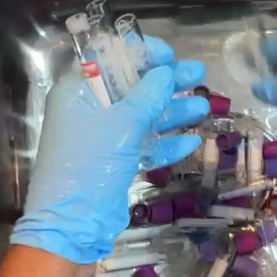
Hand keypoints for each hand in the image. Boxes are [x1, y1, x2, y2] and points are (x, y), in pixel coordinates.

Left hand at [12, 39, 208, 263]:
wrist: (73, 224)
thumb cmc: (91, 163)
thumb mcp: (122, 124)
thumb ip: (148, 95)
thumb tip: (166, 73)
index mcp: (78, 92)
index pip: (107, 57)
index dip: (139, 52)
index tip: (170, 55)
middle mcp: (87, 111)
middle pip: (130, 87)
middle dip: (165, 81)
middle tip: (198, 74)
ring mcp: (101, 138)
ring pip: (140, 117)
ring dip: (172, 112)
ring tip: (203, 106)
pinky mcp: (113, 163)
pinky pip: (141, 145)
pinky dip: (164, 143)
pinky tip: (191, 143)